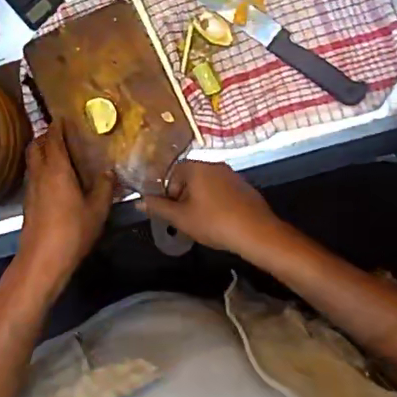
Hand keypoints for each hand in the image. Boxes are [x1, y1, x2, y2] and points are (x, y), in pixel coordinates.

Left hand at [10, 126, 113, 297]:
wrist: (42, 260)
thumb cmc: (72, 231)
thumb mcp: (98, 209)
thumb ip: (104, 187)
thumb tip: (109, 171)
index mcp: (57, 168)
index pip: (53, 138)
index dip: (58, 126)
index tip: (65, 117)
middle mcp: (40, 173)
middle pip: (36, 145)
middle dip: (45, 136)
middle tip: (62, 134)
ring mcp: (31, 188)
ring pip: (32, 160)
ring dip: (42, 152)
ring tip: (60, 153)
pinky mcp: (29, 203)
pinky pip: (34, 175)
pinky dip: (42, 168)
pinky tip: (56, 178)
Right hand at [138, 160, 300, 261]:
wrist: (256, 232)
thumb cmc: (214, 222)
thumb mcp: (181, 218)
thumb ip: (159, 207)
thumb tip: (139, 200)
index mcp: (197, 167)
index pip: (174, 171)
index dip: (169, 191)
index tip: (173, 211)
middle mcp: (215, 164)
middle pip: (191, 176)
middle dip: (184, 196)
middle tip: (185, 218)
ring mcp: (232, 174)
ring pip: (208, 184)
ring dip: (201, 199)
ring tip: (202, 222)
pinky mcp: (245, 186)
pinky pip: (223, 190)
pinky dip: (217, 202)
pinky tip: (220, 221)